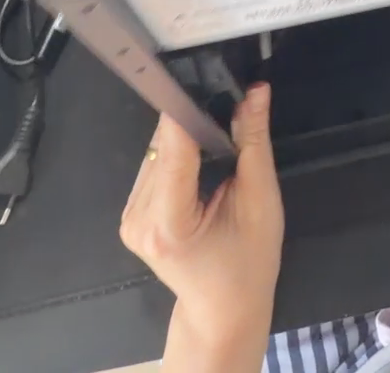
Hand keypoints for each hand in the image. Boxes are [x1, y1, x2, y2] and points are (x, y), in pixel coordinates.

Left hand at [121, 84, 283, 372]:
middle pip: (164, 145)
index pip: (173, 147)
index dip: (189, 110)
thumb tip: (256, 91)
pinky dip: (177, 156)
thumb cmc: (249, 262)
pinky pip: (154, 165)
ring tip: (217, 140)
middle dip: (195, 124)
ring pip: (157, 150)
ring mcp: (129, 217)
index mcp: (168, 222)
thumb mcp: (260, 199)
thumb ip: (253, 140)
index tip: (210, 80)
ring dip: (185, 139)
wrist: (224, 309)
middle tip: (228, 110)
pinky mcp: (131, 214)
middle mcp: (138, 218)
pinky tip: (199, 160)